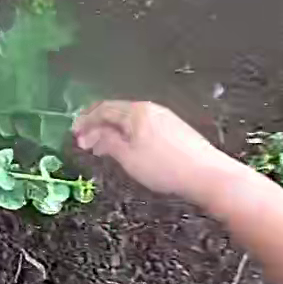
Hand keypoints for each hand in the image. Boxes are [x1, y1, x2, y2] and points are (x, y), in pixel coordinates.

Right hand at [73, 100, 243, 204]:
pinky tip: (127, 149)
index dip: (86, 120)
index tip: (74, 134)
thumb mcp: (128, 157)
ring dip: (112, 132)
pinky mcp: (174, 129)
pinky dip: (128, 135)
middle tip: (85, 143)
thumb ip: (107, 141)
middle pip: (117, 112)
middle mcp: (150, 109)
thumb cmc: (163, 167)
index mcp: (136, 111)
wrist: (208, 175)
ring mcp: (164, 117)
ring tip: (102, 149)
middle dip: (98, 126)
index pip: (103, 109)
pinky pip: (142, 126)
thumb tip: (94, 133)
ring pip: (130, 120)